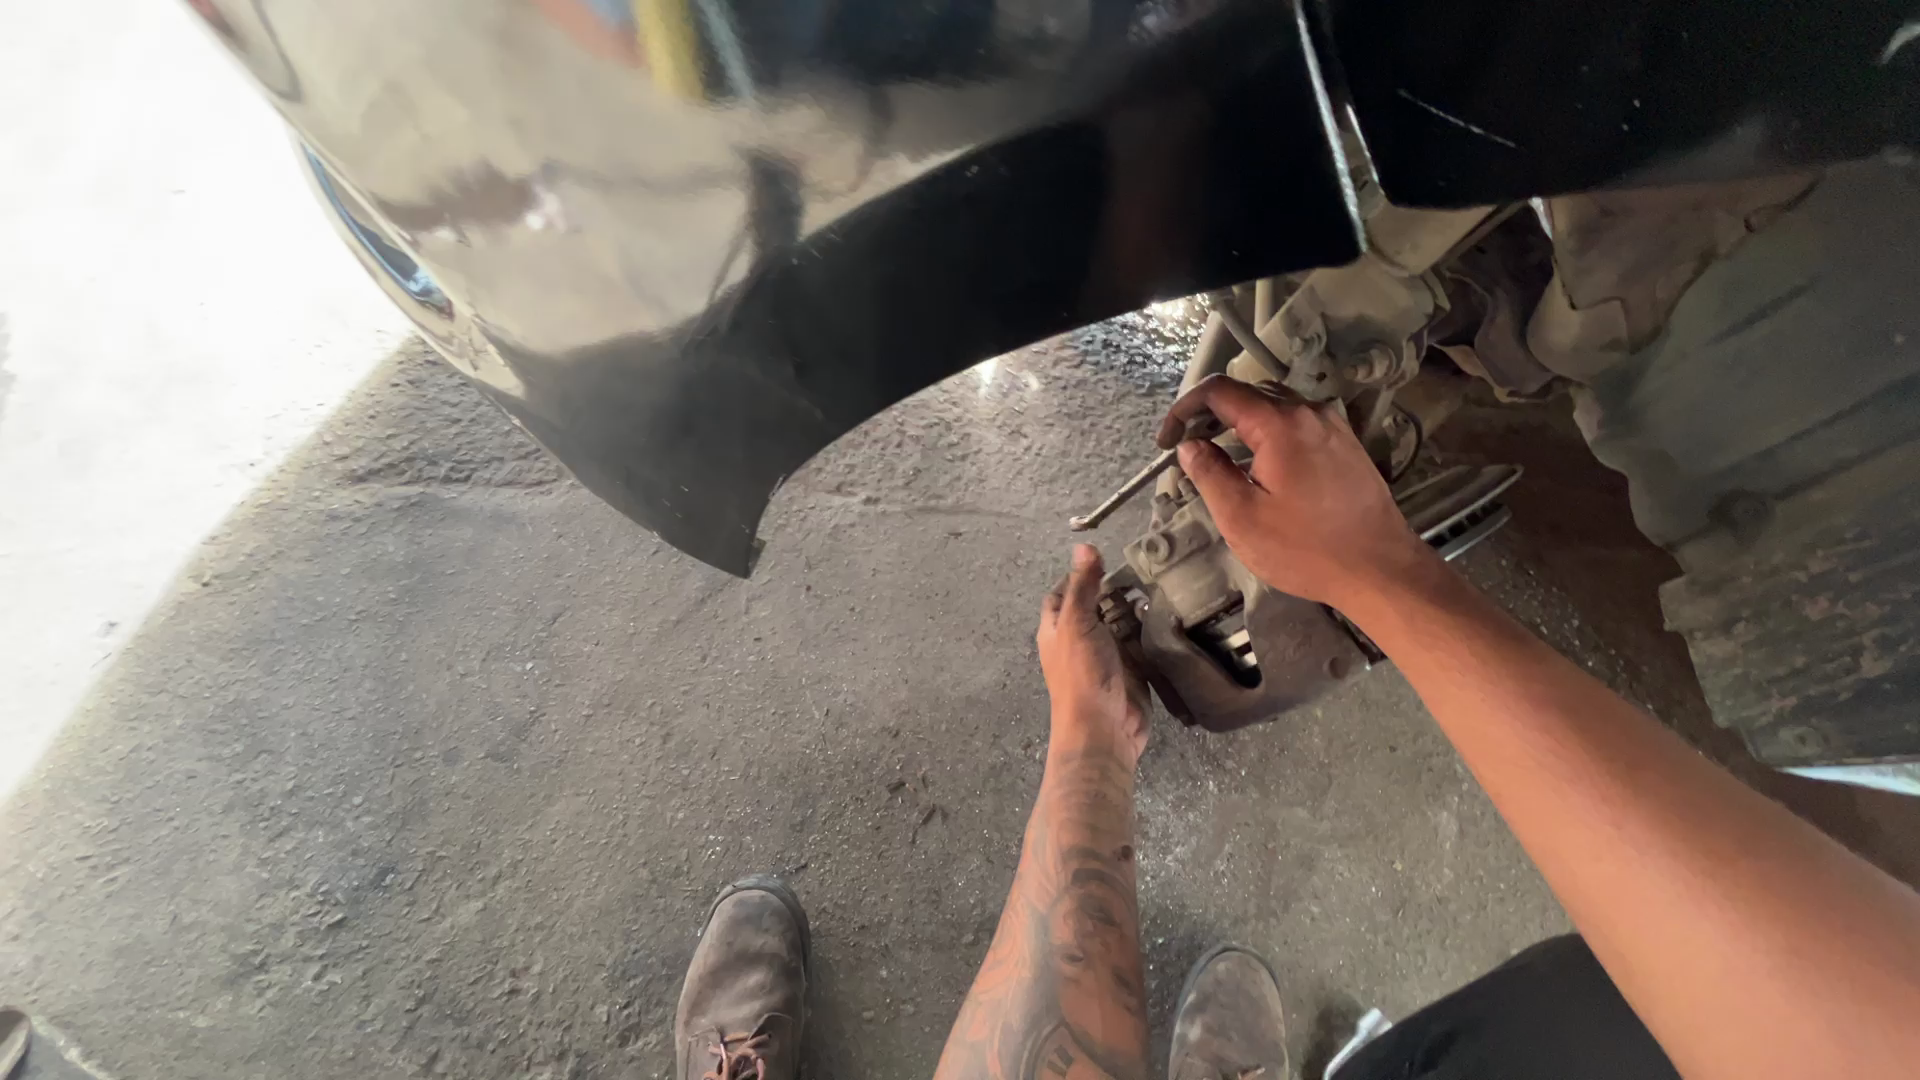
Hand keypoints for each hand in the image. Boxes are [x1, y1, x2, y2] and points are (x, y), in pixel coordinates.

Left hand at [1037, 545, 1148, 767]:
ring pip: (1121, 623)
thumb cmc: (1082, 674)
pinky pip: (1141, 643)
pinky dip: (1152, 630)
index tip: (1106, 558)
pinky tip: (1169, 613)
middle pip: (1097, 605)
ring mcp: (1106, 655)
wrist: (1103, 730)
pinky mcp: (1132, 669)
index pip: (1063, 592)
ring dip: (1136, 608)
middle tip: (1144, 567)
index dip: (1079, 575)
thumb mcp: (1077, 623)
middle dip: (1115, 589)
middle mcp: (1080, 639)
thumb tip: (1083, 546)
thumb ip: (1082, 586)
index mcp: (1057, 628)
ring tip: (1161, 583)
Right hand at [1159, 374, 1435, 608]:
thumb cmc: (1305, 548)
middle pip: (1247, 393)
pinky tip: (1256, 463)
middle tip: (1186, 448)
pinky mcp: (1343, 444)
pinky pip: (1295, 423)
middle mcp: (1309, 412)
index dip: (1184, 409)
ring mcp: (1331, 426)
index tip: (1168, 440)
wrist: (1379, 569)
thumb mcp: (1241, 516)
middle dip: (1208, 414)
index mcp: (1280, 424)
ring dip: (1237, 422)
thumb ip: (1209, 473)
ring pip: (1272, 406)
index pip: (1219, 391)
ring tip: (1215, 454)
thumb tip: (1189, 446)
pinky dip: (1265, 432)